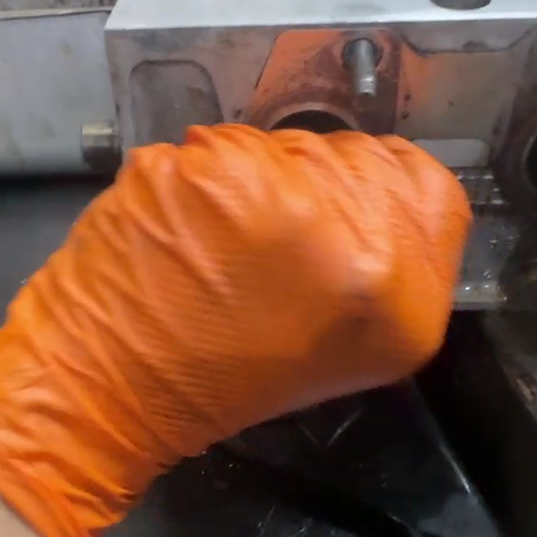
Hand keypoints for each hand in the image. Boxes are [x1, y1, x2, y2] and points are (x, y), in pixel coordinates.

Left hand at [0, 123, 471, 536]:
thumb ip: (372, 262)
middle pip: (356, 152)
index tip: (335, 212)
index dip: (377, 187)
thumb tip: (362, 187)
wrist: (110, 393)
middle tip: (263, 244)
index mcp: (405, 305)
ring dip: (251, 177)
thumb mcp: (334, 342)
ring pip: (283, 143)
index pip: (426, 183)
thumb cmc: (214, 377)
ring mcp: (285, 205)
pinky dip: (196, 175)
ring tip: (218, 244)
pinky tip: (182, 229)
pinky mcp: (213, 177)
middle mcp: (360, 250)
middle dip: (309, 182)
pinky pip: (217, 144)